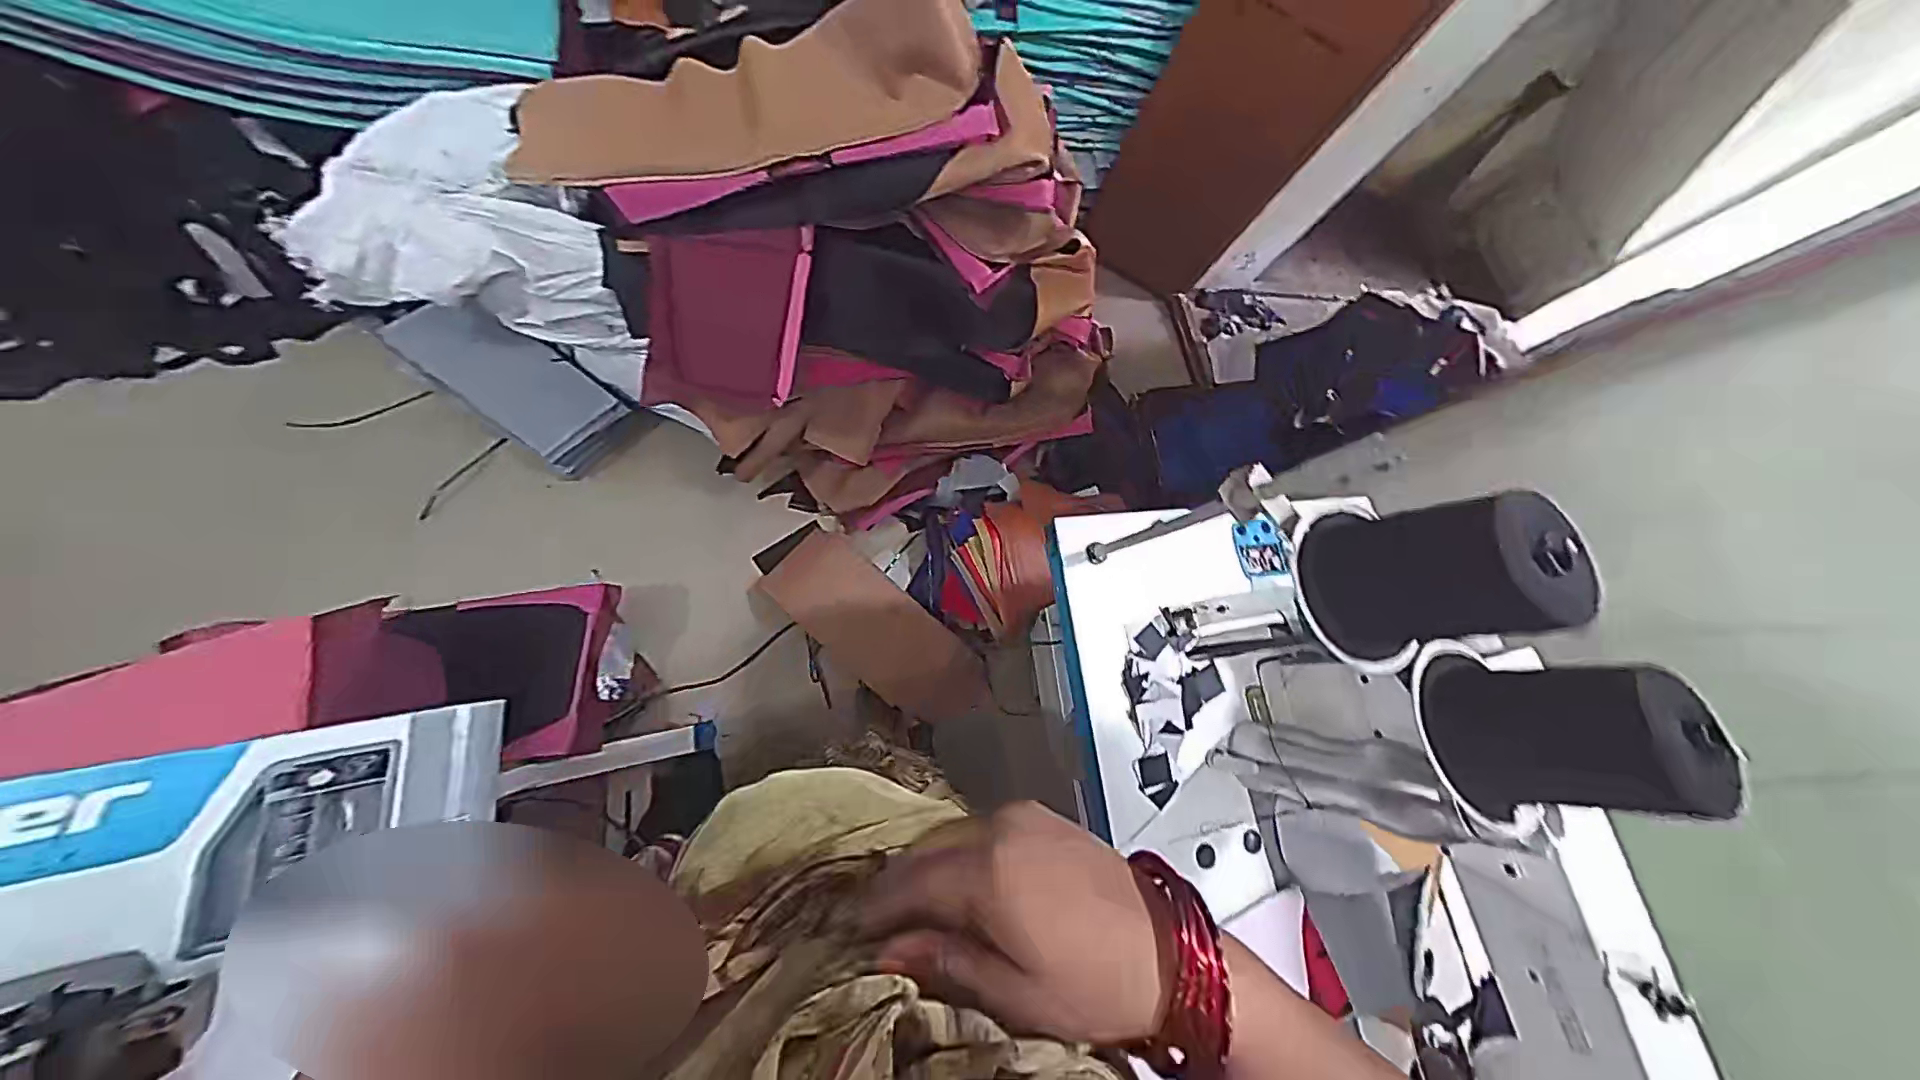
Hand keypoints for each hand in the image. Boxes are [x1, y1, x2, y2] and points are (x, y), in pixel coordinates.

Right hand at [859, 801, 1171, 1044]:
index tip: (855, 927)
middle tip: (880, 921)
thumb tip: (890, 949)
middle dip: (899, 884)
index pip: (912, 882)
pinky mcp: (1041, 816)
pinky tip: (961, 880)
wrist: (1168, 952)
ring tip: (917, 906)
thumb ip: (946, 960)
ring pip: (952, 833)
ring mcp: (1023, 816)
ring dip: (929, 865)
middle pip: (927, 850)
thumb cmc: (1096, 982)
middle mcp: (1001, 827)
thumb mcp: (1016, 991)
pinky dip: (960, 850)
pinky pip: (982, 826)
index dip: (879, 906)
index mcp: (990, 870)